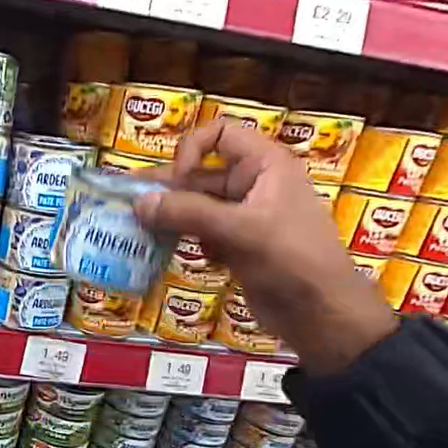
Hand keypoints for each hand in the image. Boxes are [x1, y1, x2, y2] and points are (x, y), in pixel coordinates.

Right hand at [135, 119, 397, 372]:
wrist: (321, 314)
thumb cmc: (290, 260)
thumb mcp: (240, 230)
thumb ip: (188, 213)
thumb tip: (139, 203)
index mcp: (265, 165)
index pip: (220, 134)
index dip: (193, 150)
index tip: (178, 180)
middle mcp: (254, 184)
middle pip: (200, 173)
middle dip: (167, 188)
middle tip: (126, 202)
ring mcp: (245, 217)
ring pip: (196, 206)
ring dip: (169, 216)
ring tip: (136, 229)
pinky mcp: (237, 245)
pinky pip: (200, 232)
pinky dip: (183, 239)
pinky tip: (167, 252)